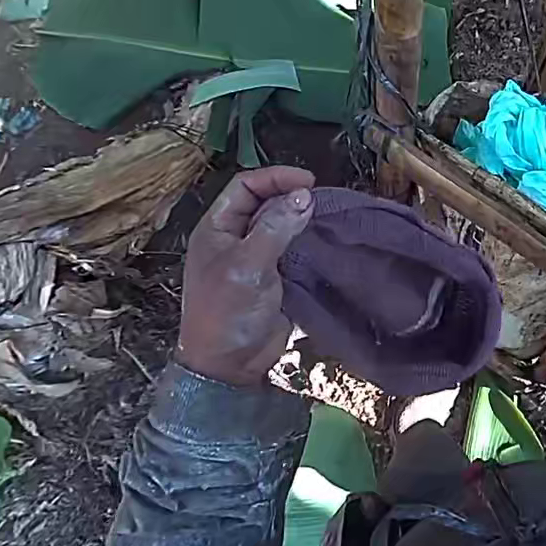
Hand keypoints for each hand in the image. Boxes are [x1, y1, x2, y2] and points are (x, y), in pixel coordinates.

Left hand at [176, 167, 315, 387]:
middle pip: (265, 203)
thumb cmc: (227, 313)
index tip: (307, 182)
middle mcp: (235, 238)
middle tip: (322, 201)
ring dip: (302, 219)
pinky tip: (326, 240)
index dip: (274, 178)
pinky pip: (292, 250)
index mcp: (217, 228)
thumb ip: (275, 228)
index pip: (245, 187)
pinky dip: (308, 242)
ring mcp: (255, 258)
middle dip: (291, 197)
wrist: (230, 366)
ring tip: (328, 217)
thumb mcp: (247, 266)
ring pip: (281, 225)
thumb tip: (304, 196)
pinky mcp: (274, 277)